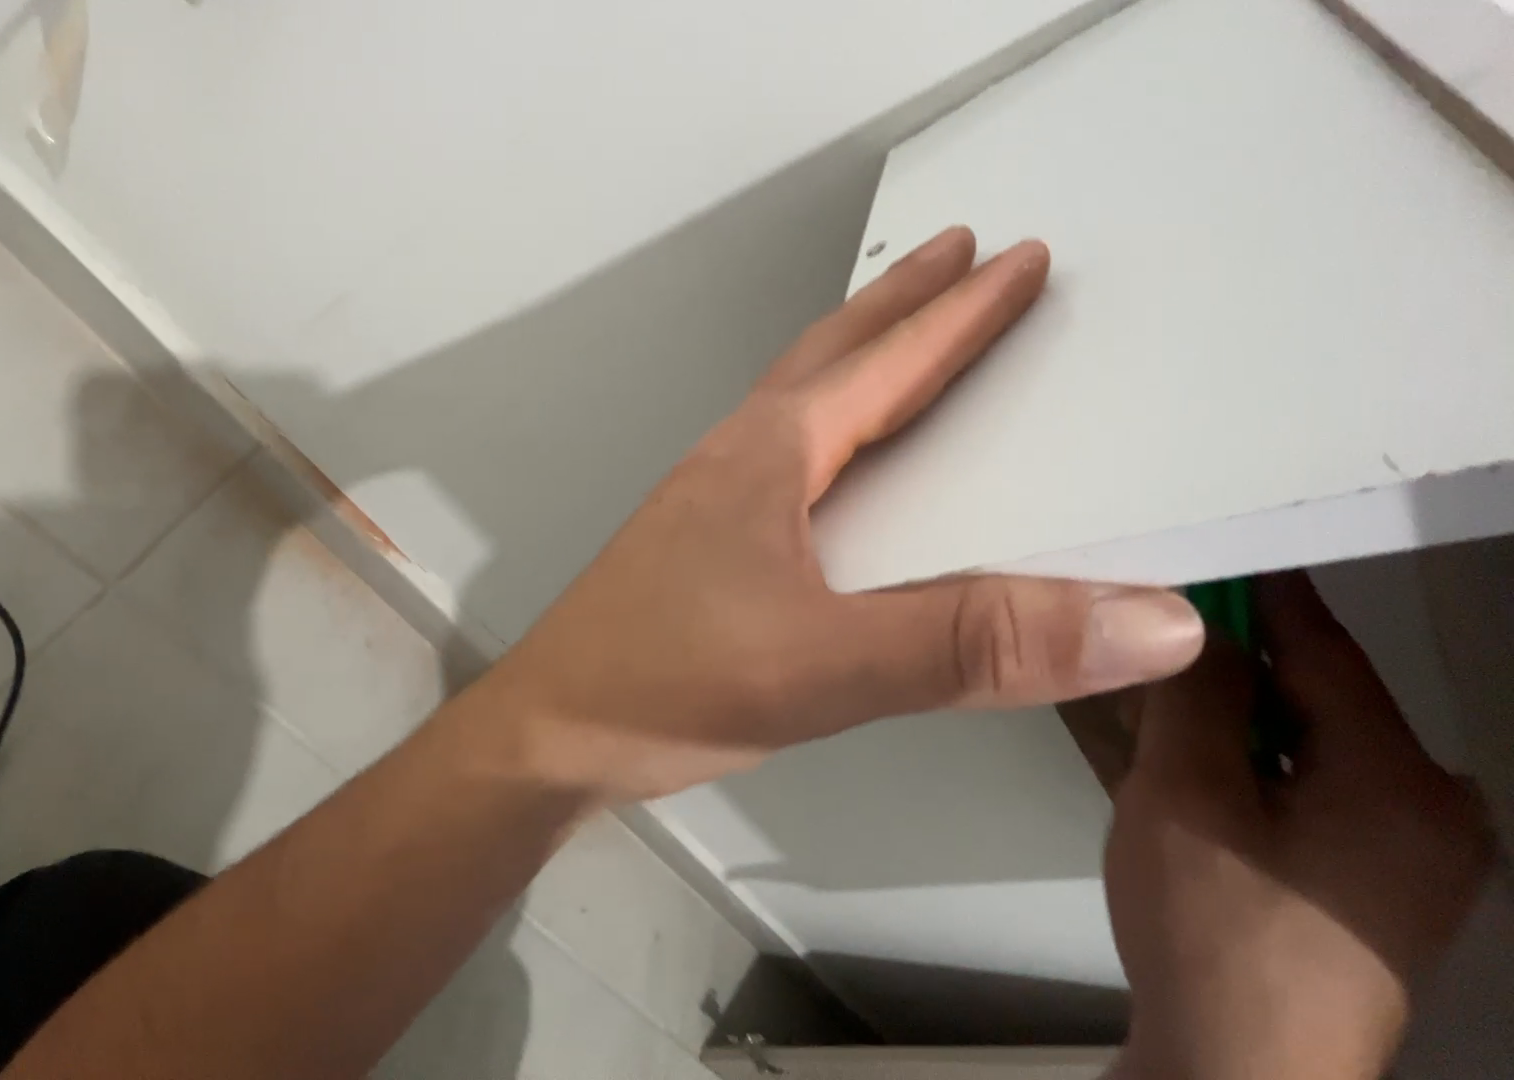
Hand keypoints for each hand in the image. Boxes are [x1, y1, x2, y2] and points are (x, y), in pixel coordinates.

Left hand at [454, 227, 1205, 802]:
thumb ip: (974, 644)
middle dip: (899, 308)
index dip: (957, 313)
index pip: (882, 365)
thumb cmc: (668, 683)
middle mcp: (737, 463)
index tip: (1019, 258)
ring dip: (859, 368)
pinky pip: (785, 471)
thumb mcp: (825, 665)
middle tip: (960, 258)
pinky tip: (846, 481)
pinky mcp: (701, 553)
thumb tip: (1150, 620)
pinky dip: (832, 445)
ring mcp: (710, 507)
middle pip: (828, 362)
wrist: (553, 731)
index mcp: (767, 457)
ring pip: (800, 412)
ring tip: (913, 349)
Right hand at [1105, 573, 1496, 1079]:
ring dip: (1241, 716)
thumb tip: (1191, 619)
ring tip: (1166, 696)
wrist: (1240, 1065)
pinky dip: (1257, 762)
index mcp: (1405, 781)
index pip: (1326, 650)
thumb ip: (1193, 695)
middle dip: (1239, 663)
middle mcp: (1439, 809)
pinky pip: (1318, 788)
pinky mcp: (1384, 884)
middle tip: (1158, 632)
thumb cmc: (1211, 921)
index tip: (1211, 545)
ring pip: (1315, 745)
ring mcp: (1419, 854)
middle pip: (1323, 700)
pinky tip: (1202, 768)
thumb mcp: (1182, 791)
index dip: (1262, 593)